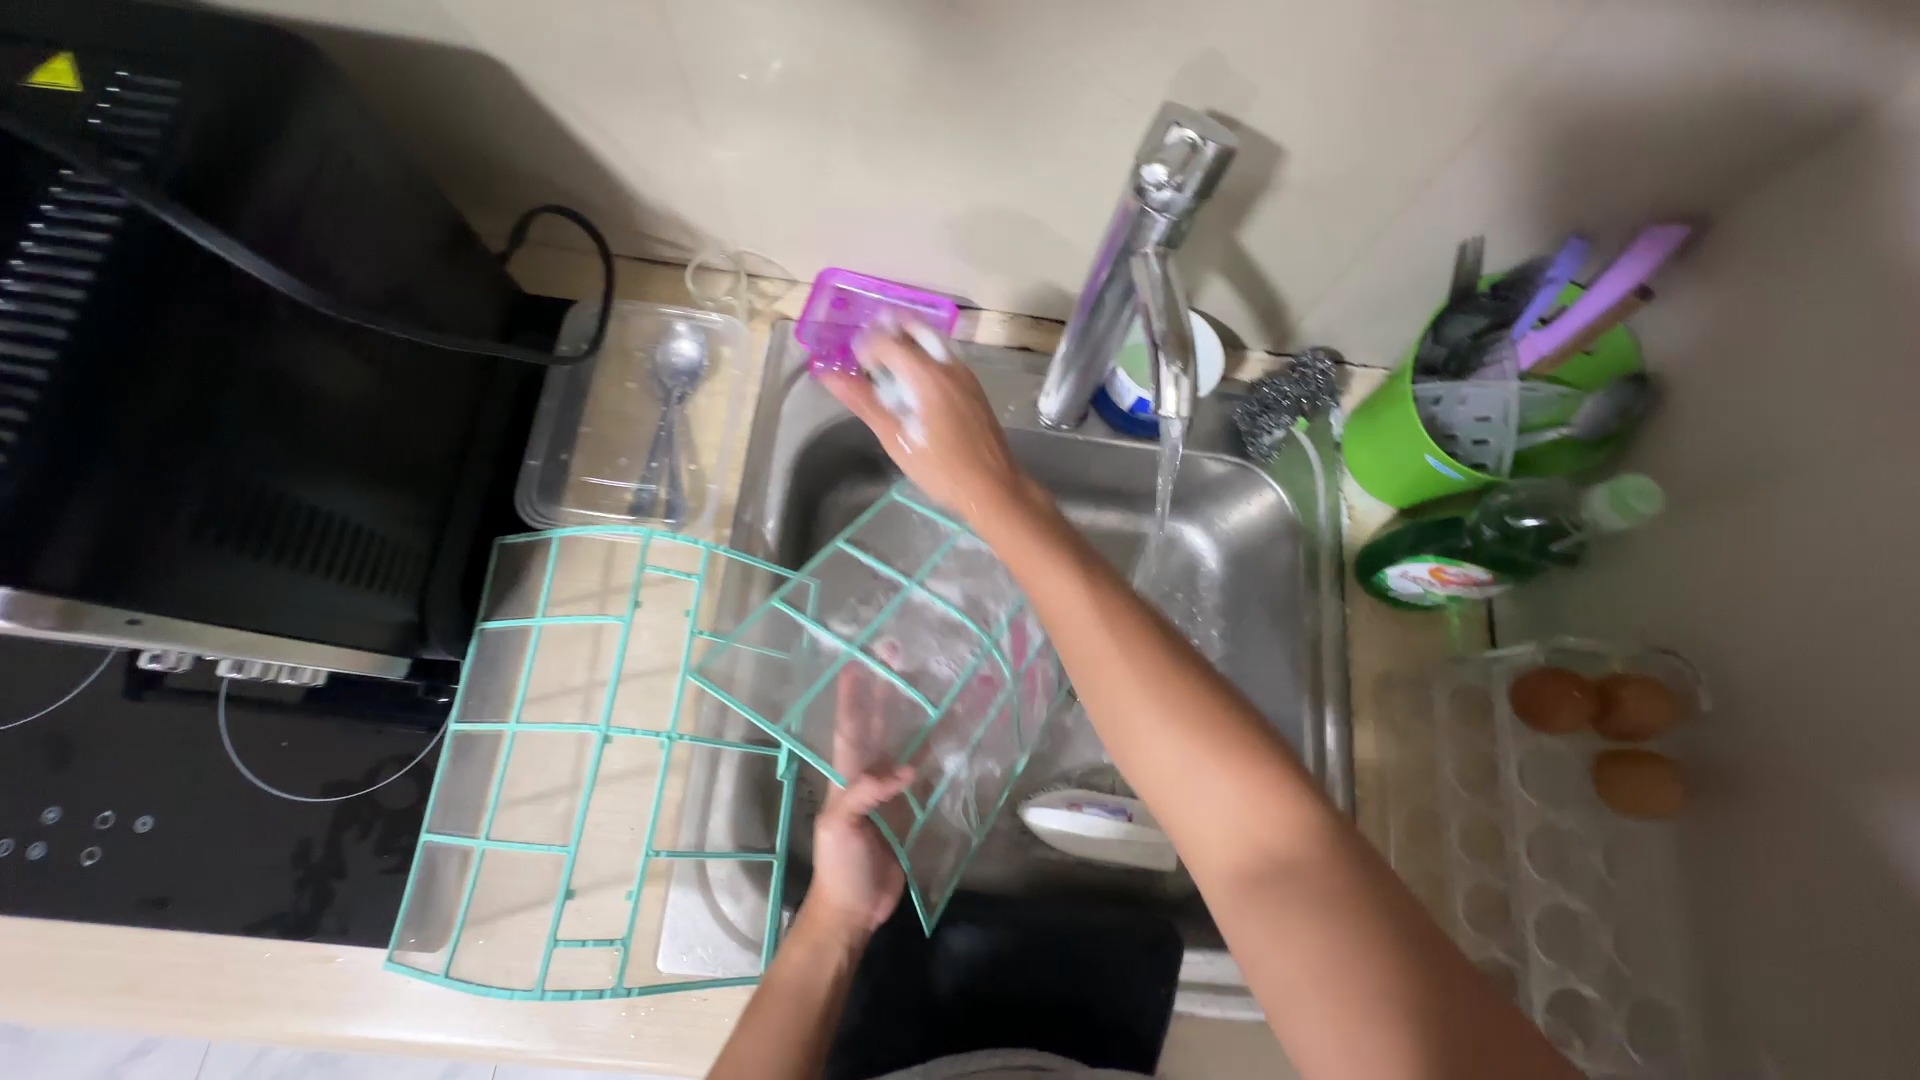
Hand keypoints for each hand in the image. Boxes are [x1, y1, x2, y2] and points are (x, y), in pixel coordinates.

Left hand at [803, 667, 914, 941]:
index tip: (861, 659)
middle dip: (883, 689)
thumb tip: (905, 770)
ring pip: (901, 742)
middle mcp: (867, 774)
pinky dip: (934, 753)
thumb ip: (865, 795)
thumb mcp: (840, 828)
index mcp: (845, 775)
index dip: (853, 693)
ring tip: (928, 685)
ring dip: (911, 714)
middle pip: (875, 723)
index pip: (849, 725)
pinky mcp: (908, 809)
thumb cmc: (840, 866)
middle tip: (897, 655)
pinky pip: (922, 773)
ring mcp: (888, 791)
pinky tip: (949, 736)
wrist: (854, 908)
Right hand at [817, 319, 1027, 521]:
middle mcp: (948, 366)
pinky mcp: (974, 388)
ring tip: (889, 368)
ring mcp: (965, 375)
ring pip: (933, 341)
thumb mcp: (895, 438)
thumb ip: (864, 402)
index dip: (864, 346)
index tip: (853, 364)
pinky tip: (916, 385)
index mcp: (926, 375)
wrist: (992, 486)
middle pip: (914, 330)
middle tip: (869, 355)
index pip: (887, 340)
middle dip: (887, 334)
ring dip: (907, 343)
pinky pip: (945, 358)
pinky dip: (925, 357)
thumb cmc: (940, 468)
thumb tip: (829, 375)